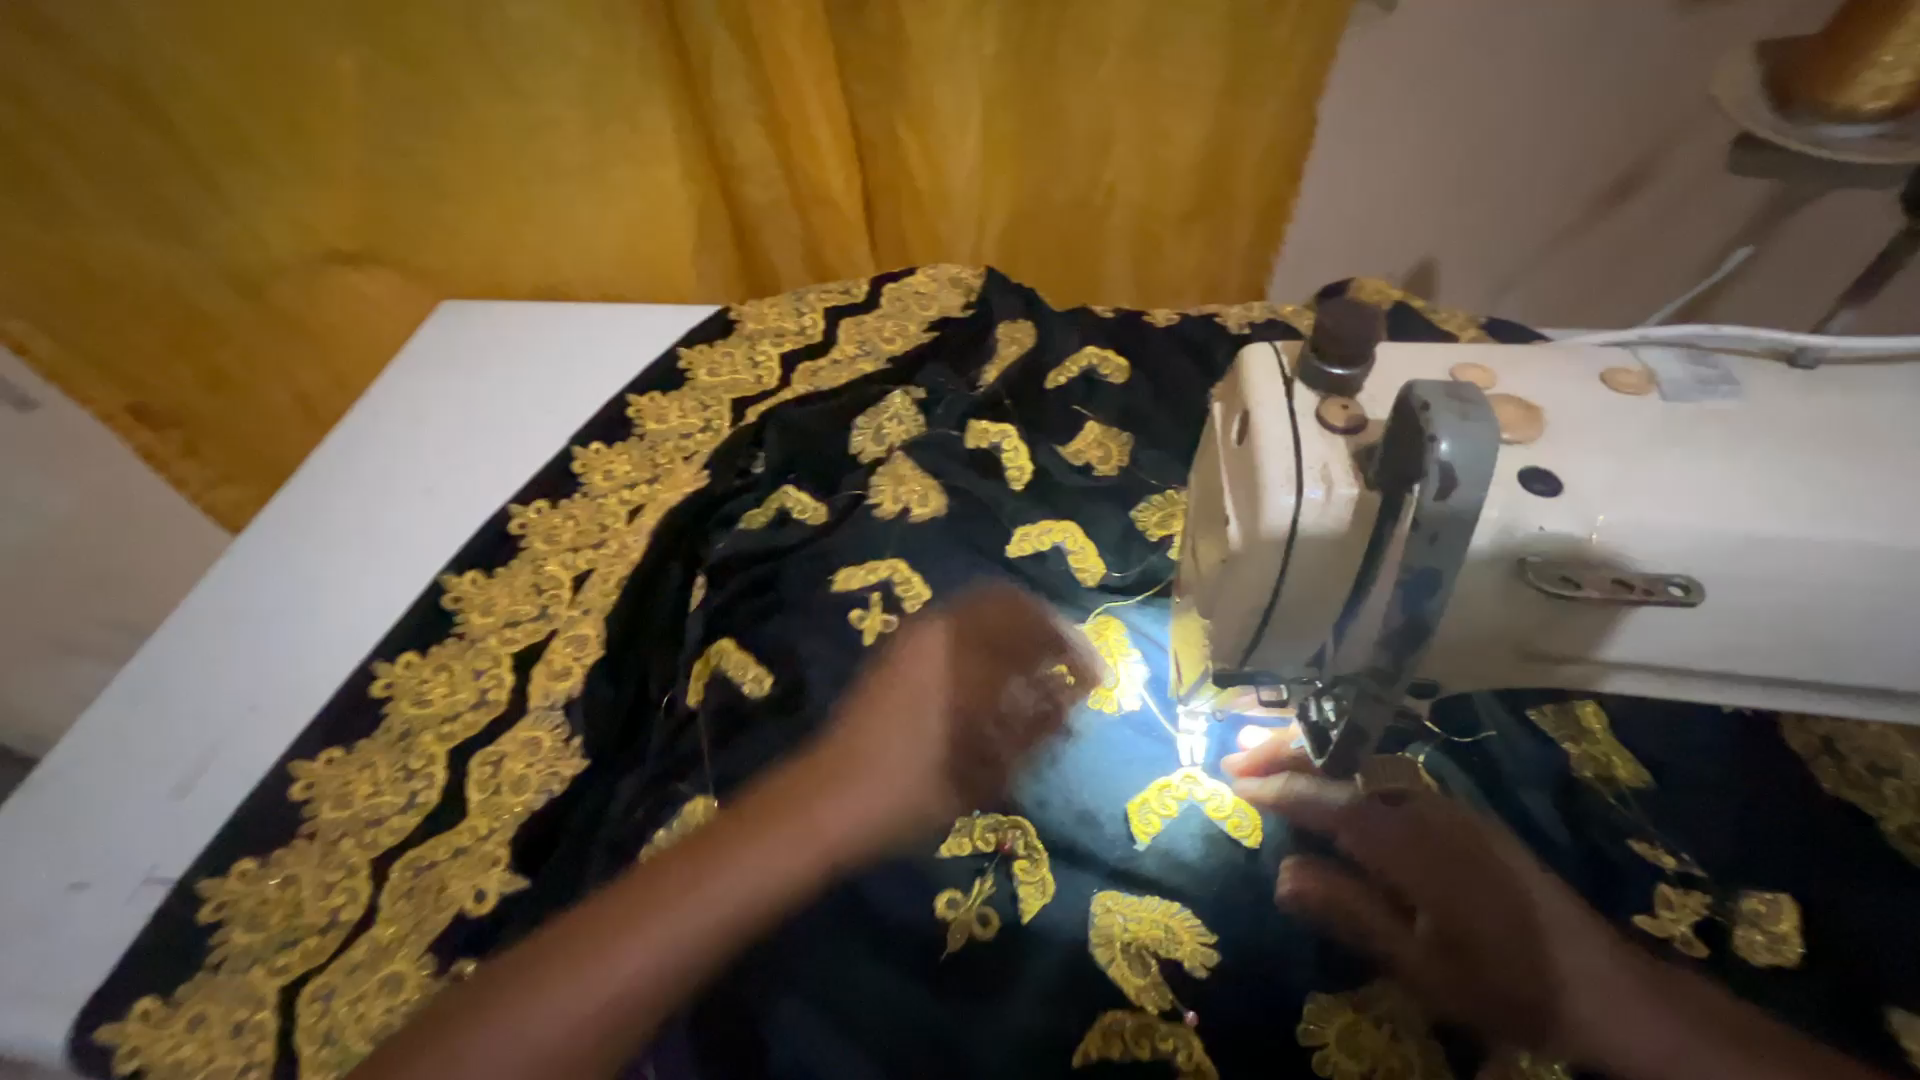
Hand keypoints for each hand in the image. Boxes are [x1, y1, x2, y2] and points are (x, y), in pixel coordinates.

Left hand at [806, 582, 1097, 855]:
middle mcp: (939, 628)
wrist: (828, 798)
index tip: (1093, 676)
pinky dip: (984, 640)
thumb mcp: (986, 768)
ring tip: (1035, 671)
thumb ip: (1035, 726)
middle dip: (1044, 629)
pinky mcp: (896, 652)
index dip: (1072, 647)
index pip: (1035, 625)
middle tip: (1067, 663)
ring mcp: (913, 636)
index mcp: (964, 651)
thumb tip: (1071, 697)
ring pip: (978, 610)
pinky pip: (954, 626)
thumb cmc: (913, 789)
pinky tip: (993, 678)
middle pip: (1007, 602)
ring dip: (1014, 631)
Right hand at [1222, 735, 1643, 1061]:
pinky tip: (1328, 781)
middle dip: (1284, 751)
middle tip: (1235, 755)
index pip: (1323, 800)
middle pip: (1341, 761)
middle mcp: (1424, 807)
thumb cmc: (1503, 983)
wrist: (1606, 988)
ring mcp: (1446, 806)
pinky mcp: (1461, 815)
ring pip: (1362, 761)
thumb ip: (1348, 912)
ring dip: (1310, 754)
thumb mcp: (1419, 966)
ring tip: (1266, 755)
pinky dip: (1342, 767)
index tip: (1228, 783)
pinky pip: (1385, 774)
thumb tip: (1281, 871)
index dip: (1273, 789)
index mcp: (1407, 842)